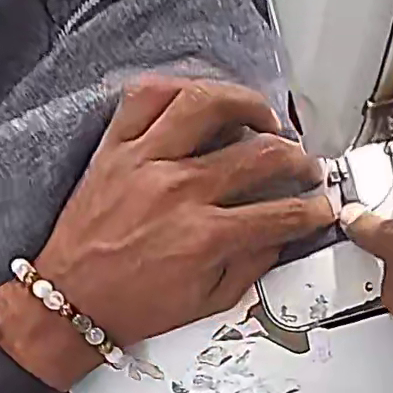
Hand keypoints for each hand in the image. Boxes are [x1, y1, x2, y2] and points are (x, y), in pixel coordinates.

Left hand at [0, 76, 332, 389]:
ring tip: (263, 117)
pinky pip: (147, 95)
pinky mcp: (116, 148)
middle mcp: (179, 191)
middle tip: (304, 166)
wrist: (72, 301)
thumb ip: (250, 266)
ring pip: (208, 104)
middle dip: (298, 159)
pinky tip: (200, 100)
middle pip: (260, 153)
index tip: (320, 206)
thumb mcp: (207, 301)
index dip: (312, 209)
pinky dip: (179, 87)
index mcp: (205, 237)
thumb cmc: (132, 305)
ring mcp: (145, 162)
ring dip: (249, 103)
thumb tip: (279, 237)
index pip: (280, 213)